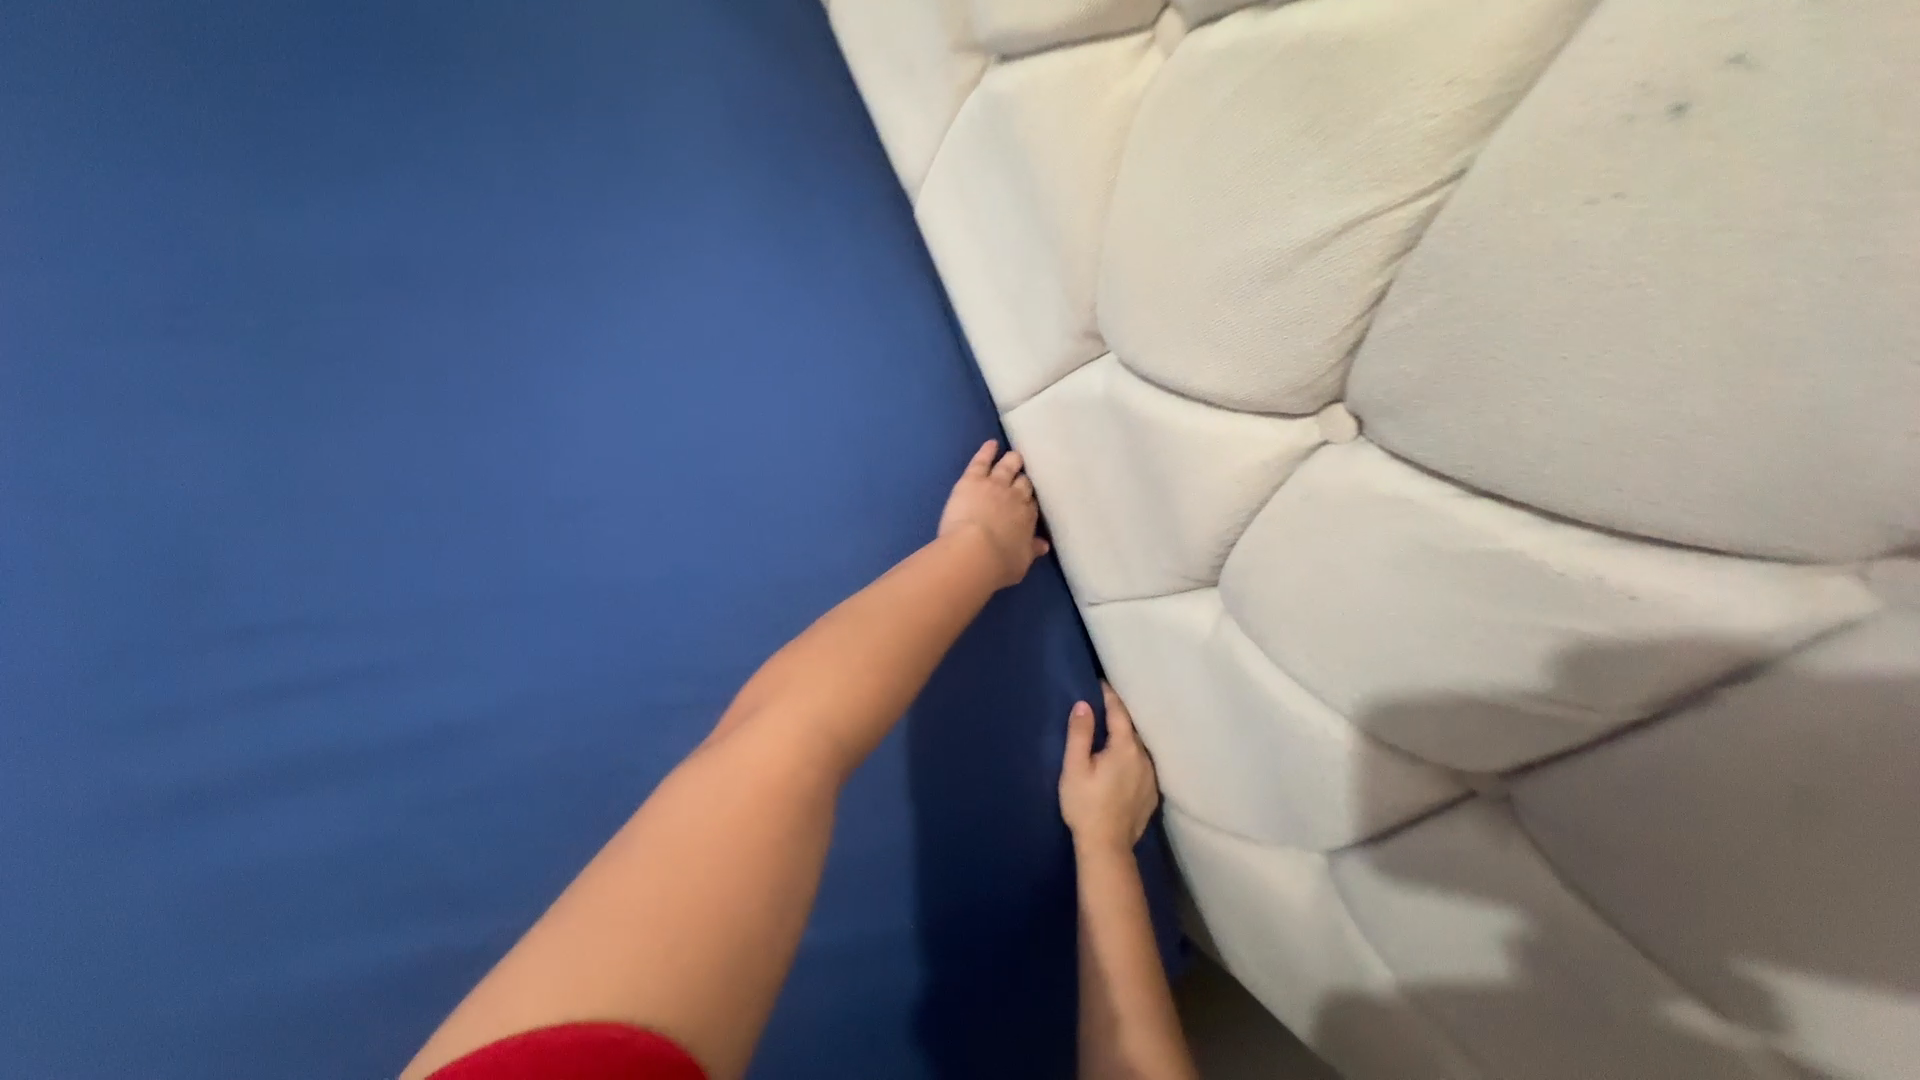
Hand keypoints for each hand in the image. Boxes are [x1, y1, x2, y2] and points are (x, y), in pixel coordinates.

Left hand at [938, 440, 1049, 589]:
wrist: (974, 552)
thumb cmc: (998, 564)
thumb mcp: (1021, 562)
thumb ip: (1031, 551)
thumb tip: (1044, 546)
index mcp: (1027, 518)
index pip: (1032, 505)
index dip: (1030, 502)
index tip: (1028, 501)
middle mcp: (1016, 497)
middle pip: (1023, 483)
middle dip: (1024, 479)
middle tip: (1023, 477)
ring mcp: (995, 485)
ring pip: (1007, 467)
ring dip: (1011, 461)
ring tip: (1015, 456)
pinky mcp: (973, 479)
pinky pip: (982, 461)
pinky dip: (987, 451)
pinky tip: (991, 444)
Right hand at [1059, 683, 1160, 853]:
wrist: (1107, 847)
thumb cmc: (1085, 805)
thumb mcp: (1074, 767)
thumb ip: (1080, 734)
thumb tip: (1084, 705)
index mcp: (1125, 747)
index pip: (1119, 712)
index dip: (1109, 695)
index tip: (1100, 682)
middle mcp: (1144, 757)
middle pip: (1131, 728)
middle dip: (1119, 714)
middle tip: (1104, 702)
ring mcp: (1151, 776)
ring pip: (1139, 747)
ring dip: (1126, 736)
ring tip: (1112, 730)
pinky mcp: (1151, 793)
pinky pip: (1142, 764)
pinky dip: (1132, 755)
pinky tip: (1122, 760)